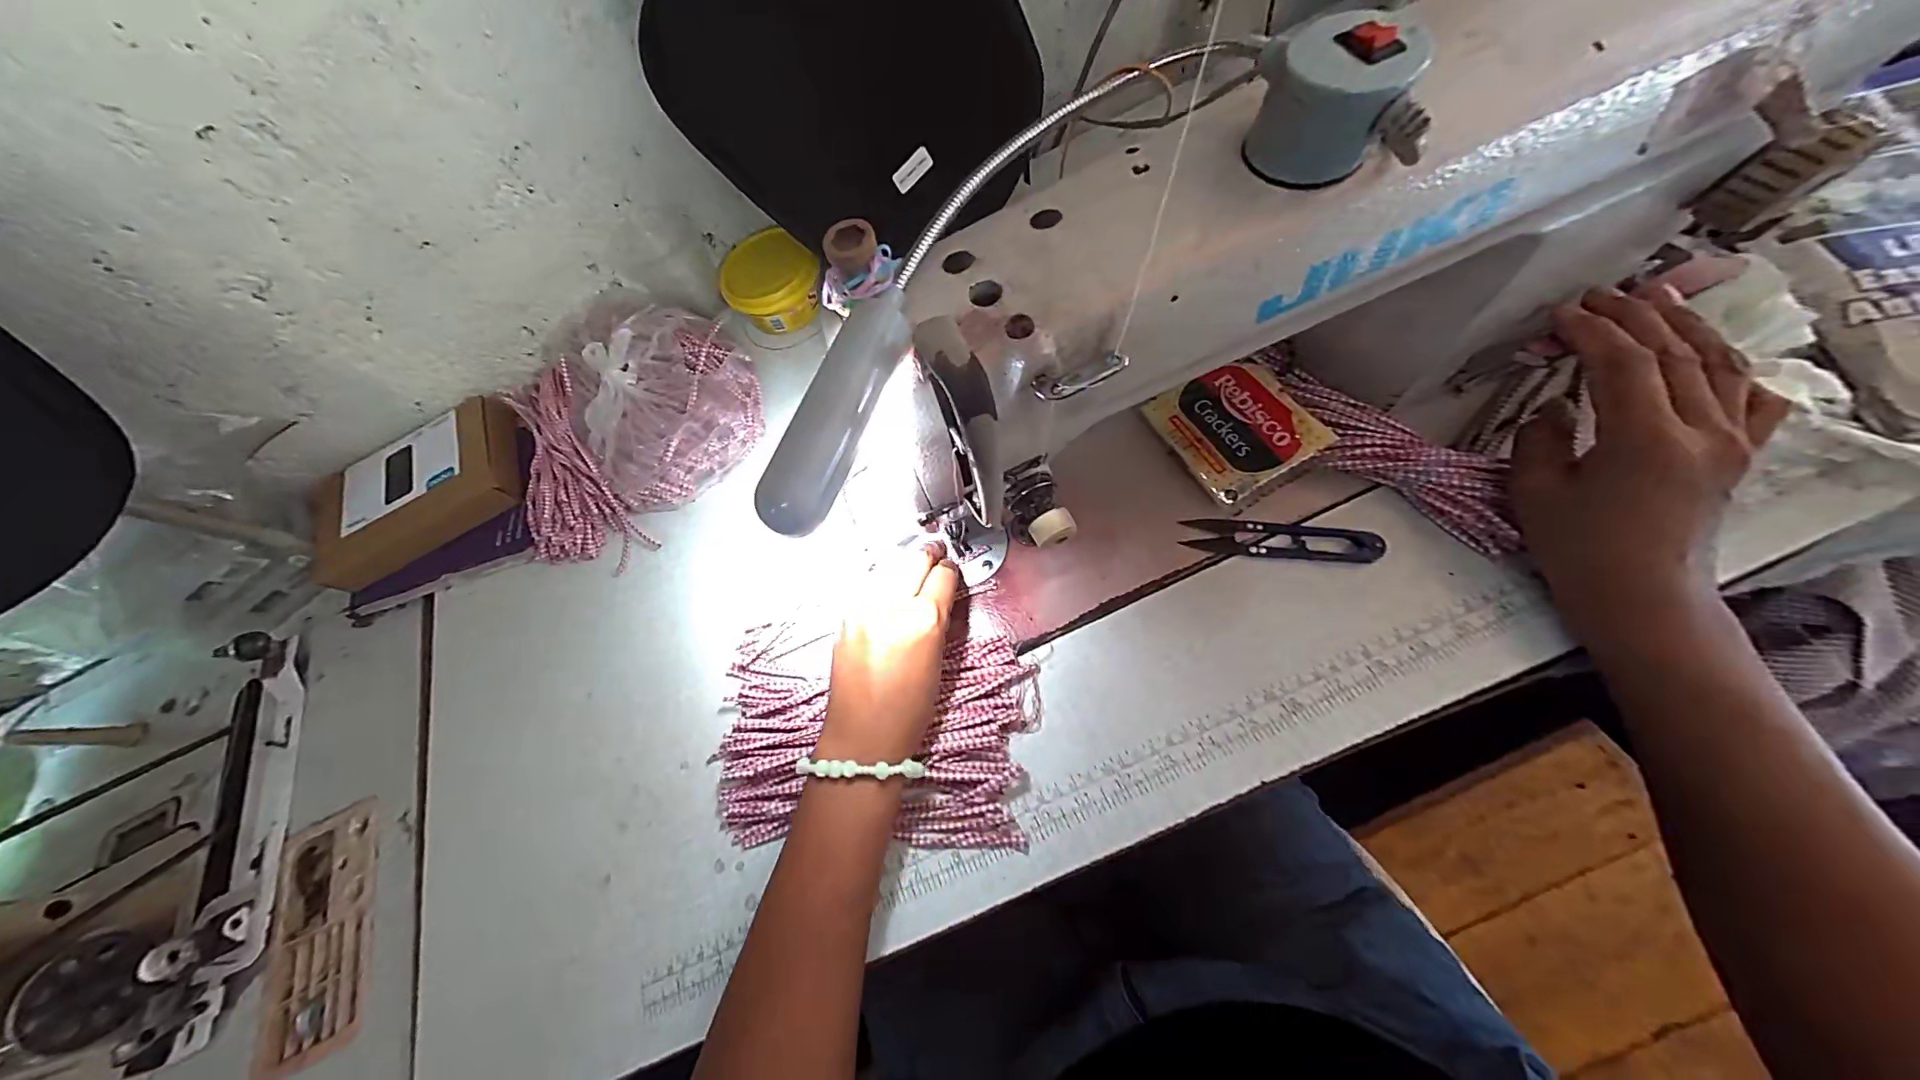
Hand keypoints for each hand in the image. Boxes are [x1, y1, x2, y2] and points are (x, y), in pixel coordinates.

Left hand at [814, 543, 960, 765]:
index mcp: (923, 621)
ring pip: (888, 566)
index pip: (942, 575)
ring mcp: (863, 610)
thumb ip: (939, 620)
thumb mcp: (939, 662)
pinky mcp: (845, 617)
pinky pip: (869, 585)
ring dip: (902, 565)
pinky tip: (889, 591)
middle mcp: (890, 608)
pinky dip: (882, 582)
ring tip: (912, 570)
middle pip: (913, 559)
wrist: (863, 736)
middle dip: (927, 555)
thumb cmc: (907, 711)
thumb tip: (941, 594)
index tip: (951, 568)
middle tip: (935, 555)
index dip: (950, 569)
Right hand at [1510, 287, 1791, 634]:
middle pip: (1672, 354)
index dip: (1590, 333)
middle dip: (1632, 318)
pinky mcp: (1738, 457)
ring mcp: (1730, 442)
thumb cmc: (1578, 550)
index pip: (1622, 365)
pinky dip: (1731, 368)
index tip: (1561, 315)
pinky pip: (1750, 399)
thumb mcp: (1536, 493)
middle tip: (1598, 297)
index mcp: (1645, 439)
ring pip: (1716, 365)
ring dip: (1682, 328)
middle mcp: (1702, 431)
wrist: (1641, 597)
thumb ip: (1540, 439)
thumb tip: (1554, 409)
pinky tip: (1714, 357)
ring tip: (1655, 301)